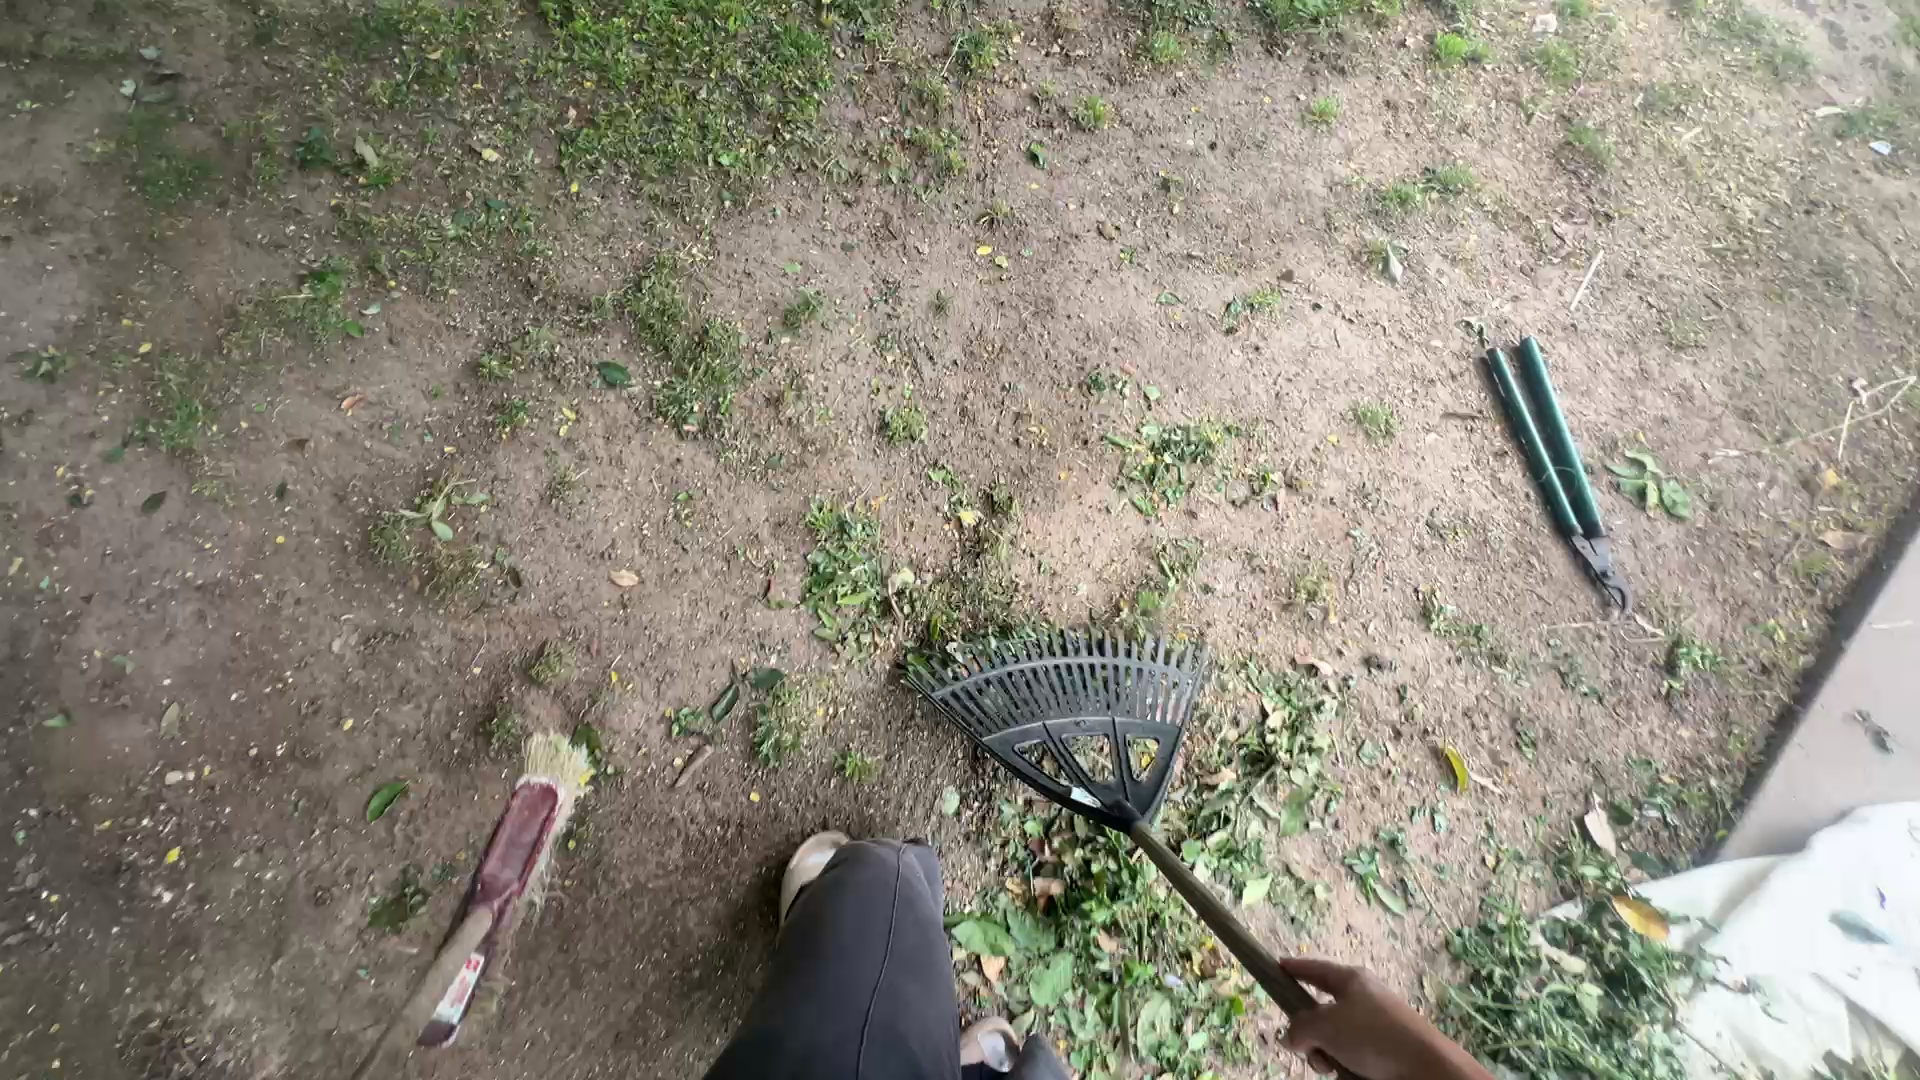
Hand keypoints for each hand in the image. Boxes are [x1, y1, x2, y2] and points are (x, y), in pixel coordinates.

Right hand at [1278, 957, 1492, 1079]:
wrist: (1430, 1072)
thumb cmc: (1373, 1037)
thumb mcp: (1324, 1026)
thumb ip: (1299, 1028)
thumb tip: (1291, 1037)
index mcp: (1350, 980)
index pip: (1313, 969)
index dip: (1293, 969)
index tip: (1275, 969)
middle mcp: (1363, 1000)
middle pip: (1322, 1013)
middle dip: (1311, 1035)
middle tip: (1311, 1051)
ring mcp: (1378, 1029)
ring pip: (1337, 1042)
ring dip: (1329, 1058)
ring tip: (1336, 1070)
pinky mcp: (1389, 1056)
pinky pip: (1355, 1060)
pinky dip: (1349, 1071)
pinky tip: (1354, 1078)